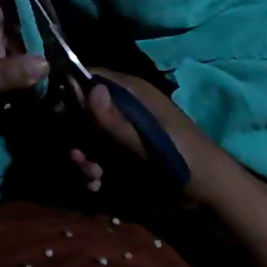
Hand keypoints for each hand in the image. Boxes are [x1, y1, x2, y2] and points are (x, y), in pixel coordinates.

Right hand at [70, 69, 241, 202]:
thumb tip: (88, 88)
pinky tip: (95, 184)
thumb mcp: (149, 143)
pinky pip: (96, 154)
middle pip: (81, 110)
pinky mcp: (123, 150)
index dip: (69, 93)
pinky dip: (91, 169)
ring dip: (82, 157)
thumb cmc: (184, 159)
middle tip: (80, 160)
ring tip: (93, 177)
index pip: (89, 77)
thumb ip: (116, 120)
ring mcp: (123, 128)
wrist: (208, 190)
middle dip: (75, 136)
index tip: (58, 118)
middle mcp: (124, 105)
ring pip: (85, 135)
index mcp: (132, 93)